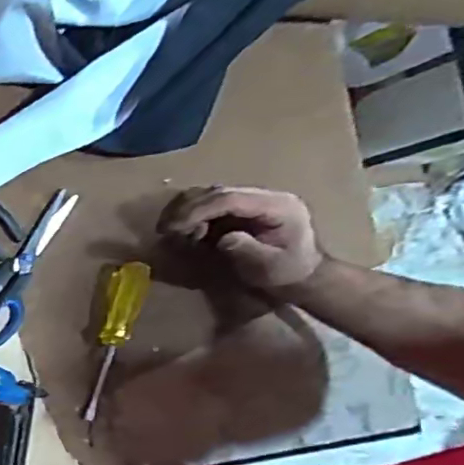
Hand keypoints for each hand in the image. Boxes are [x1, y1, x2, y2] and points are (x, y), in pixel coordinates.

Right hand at [159, 186, 323, 289]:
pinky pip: (208, 203)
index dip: (198, 210)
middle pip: (217, 192)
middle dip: (186, 209)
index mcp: (277, 206)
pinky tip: (186, 233)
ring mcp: (250, 200)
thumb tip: (224, 239)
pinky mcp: (238, 208)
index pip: (231, 198)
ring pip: (209, 194)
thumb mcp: (269, 266)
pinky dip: (191, 215)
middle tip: (164, 231)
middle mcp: (263, 196)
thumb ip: (249, 251)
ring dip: (186, 211)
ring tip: (174, 233)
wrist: (299, 273)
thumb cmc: (285, 272)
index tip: (173, 228)